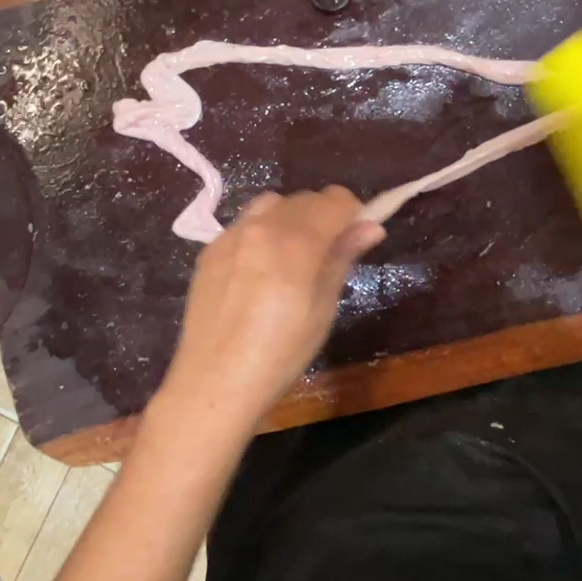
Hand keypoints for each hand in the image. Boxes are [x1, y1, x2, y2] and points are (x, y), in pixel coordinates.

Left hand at [160, 188, 384, 426]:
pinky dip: (263, 232)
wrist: (215, 381)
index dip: (354, 214)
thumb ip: (342, 259)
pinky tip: (261, 269)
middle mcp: (262, 227)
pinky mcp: (210, 250)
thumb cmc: (280, 353)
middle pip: (304, 199)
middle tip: (330, 253)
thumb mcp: (322, 309)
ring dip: (292, 219)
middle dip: (324, 216)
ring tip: (294, 256)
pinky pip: (245, 224)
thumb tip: (371, 226)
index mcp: (295, 241)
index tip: (357, 237)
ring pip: (272, 205)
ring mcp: (231, 235)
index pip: (335, 201)